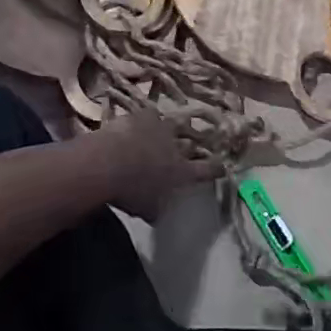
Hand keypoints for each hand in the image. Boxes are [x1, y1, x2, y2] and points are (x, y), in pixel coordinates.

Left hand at [98, 110, 222, 220]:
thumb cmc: (130, 193)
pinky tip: (137, 122)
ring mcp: (160, 129)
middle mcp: (176, 147)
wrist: (107, 164)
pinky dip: (146, 119)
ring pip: (174, 123)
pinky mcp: (142, 116)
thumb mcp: (147, 210)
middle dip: (191, 143)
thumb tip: (157, 215)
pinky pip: (150, 114)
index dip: (216, 169)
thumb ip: (156, 210)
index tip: (223, 167)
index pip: (206, 170)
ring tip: (164, 130)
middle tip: (189, 144)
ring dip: (170, 128)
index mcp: (181, 172)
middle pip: (190, 142)